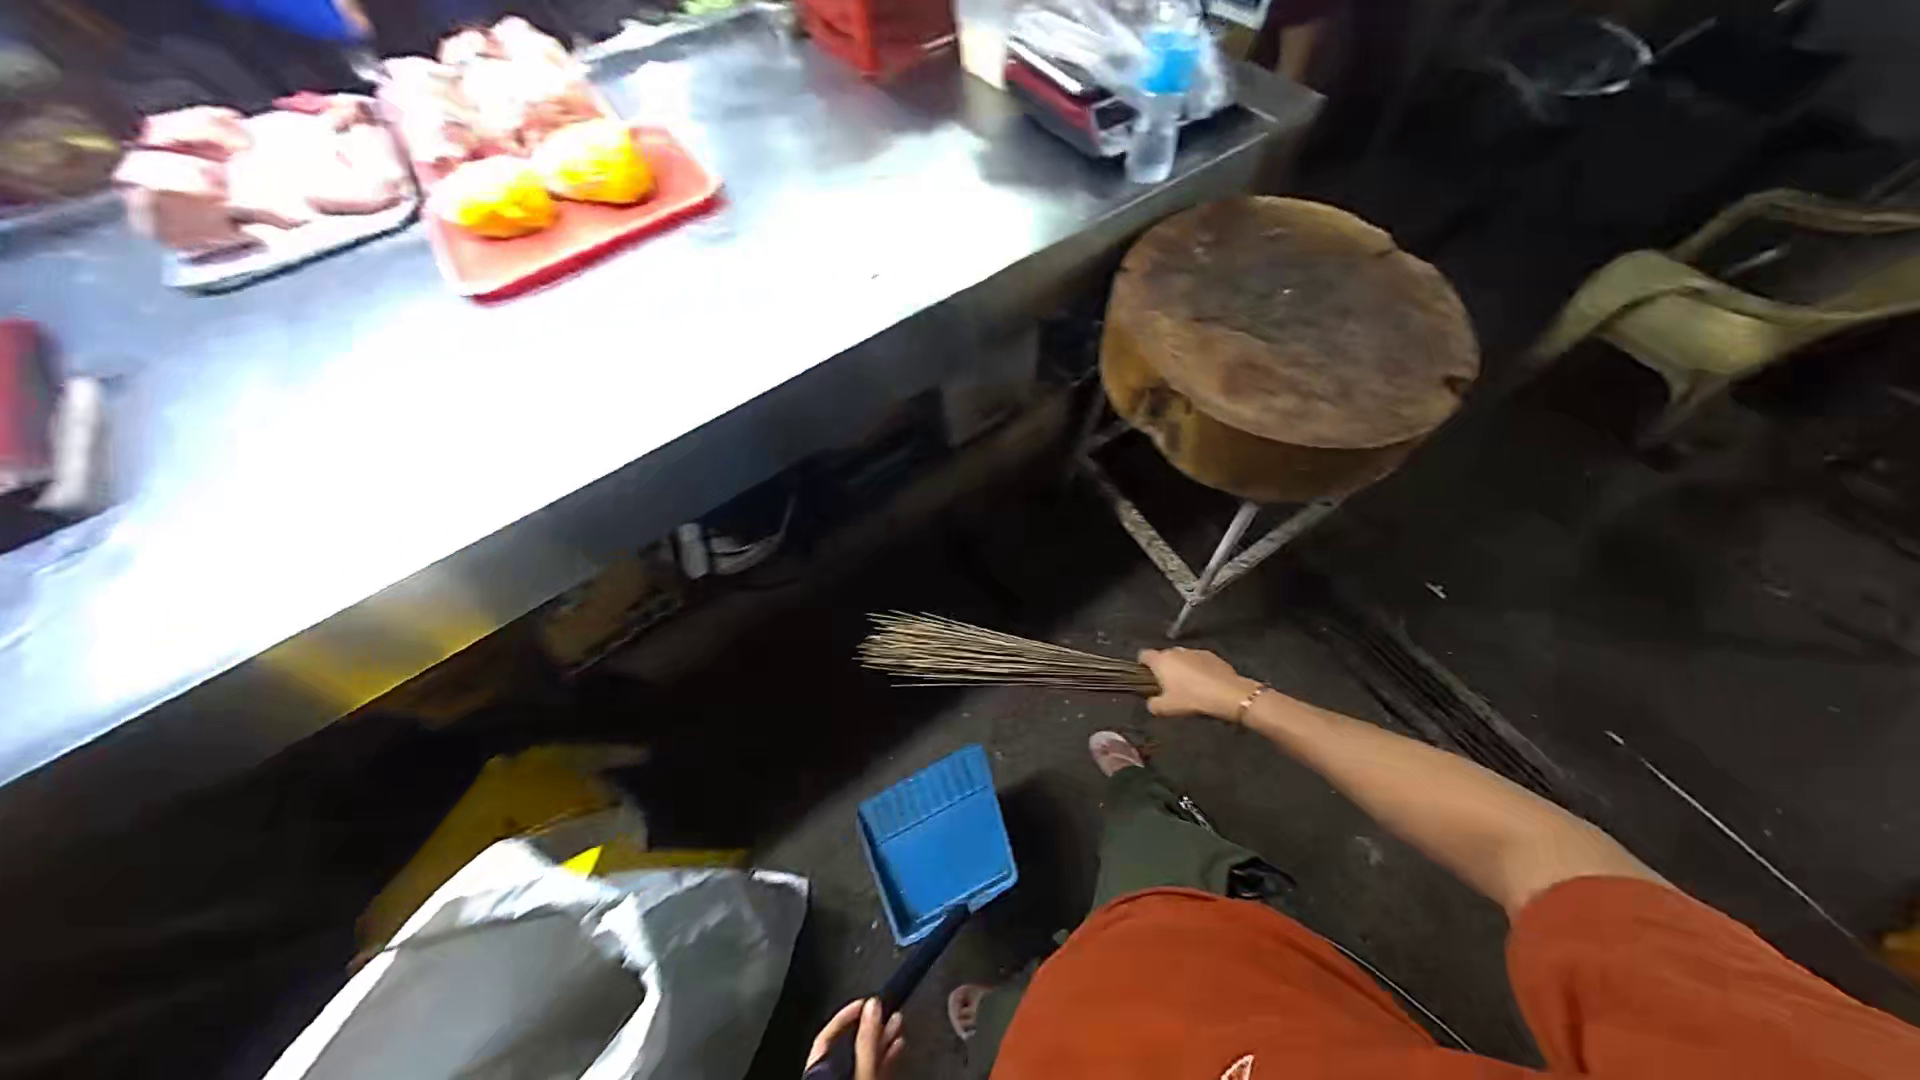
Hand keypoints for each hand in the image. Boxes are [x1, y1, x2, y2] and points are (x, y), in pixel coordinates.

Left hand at [805, 997, 904, 1079]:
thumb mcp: (861, 1072)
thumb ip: (865, 1041)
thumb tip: (872, 1006)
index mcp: (820, 1072)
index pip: (828, 1035)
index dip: (846, 1015)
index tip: (864, 1001)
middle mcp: (831, 1075)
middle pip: (849, 1044)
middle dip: (870, 1024)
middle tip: (884, 1008)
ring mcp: (849, 1078)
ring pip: (864, 1056)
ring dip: (882, 1037)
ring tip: (896, 1021)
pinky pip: (873, 1068)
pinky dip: (886, 1057)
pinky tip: (896, 1045)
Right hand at [1138, 648, 1263, 720]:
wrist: (1227, 694)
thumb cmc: (1191, 698)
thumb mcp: (1166, 709)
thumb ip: (1153, 704)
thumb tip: (1152, 702)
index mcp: (1160, 660)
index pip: (1143, 654)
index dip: (1142, 665)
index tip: (1147, 678)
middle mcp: (1175, 650)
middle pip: (1164, 656)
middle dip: (1164, 668)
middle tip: (1169, 687)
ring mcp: (1194, 651)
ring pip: (1182, 658)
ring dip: (1182, 667)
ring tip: (1190, 686)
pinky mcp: (1212, 655)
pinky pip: (1199, 660)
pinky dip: (1198, 668)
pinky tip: (1206, 683)